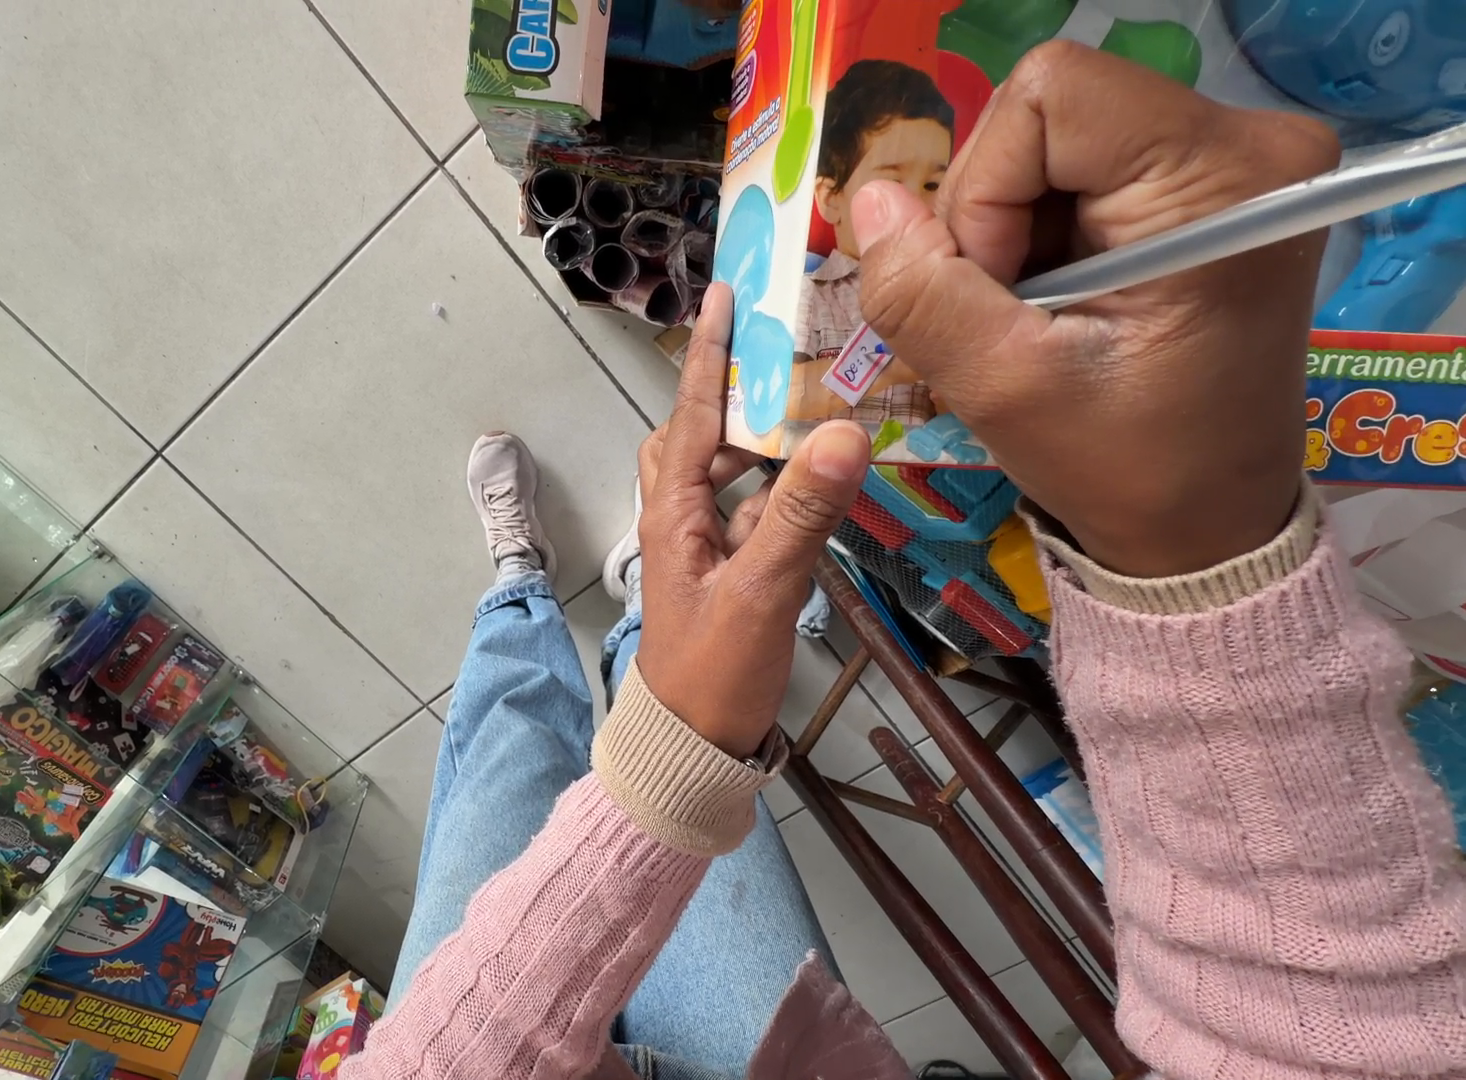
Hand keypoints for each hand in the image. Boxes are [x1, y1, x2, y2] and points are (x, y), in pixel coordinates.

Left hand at [634, 285, 870, 756]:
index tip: (721, 296)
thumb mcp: (760, 591)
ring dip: (763, 442)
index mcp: (672, 511)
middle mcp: (681, 517)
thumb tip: (842, 433)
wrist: (694, 743)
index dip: (706, 355)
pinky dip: (781, 492)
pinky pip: (753, 512)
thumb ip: (800, 516)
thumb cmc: (713, 671)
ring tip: (816, 407)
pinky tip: (820, 483)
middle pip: (700, 435)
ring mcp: (704, 544)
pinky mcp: (729, 569)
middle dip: (736, 392)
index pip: (689, 415)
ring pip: (729, 474)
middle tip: (789, 352)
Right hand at [853, 42, 1340, 577]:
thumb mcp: (1000, 387)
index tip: (997, 291)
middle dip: (983, 224)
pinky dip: (1016, 248)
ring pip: (1031, 155)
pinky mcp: (1184, 193)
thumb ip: (922, 293)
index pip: (1046, 98)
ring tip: (1022, 320)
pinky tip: (1037, 308)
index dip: (982, 194)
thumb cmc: (1117, 462)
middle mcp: (1235, 143)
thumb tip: (870, 199)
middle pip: (1034, 124)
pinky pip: (1053, 184)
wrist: (1196, 513)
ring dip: (993, 242)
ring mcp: (1213, 165)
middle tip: (1005, 316)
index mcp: (1216, 178)